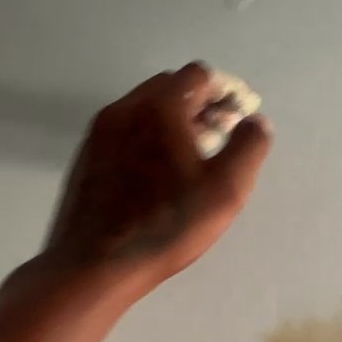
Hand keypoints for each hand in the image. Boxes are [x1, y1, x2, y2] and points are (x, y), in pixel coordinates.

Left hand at [39, 62, 271, 295]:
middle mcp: (126, 108)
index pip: (199, 76)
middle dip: (199, 104)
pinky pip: (126, 130)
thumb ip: (249, 145)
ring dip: (172, 120)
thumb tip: (254, 121)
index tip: (236, 120)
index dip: (225, 92)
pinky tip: (158, 175)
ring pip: (145, 108)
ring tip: (190, 158)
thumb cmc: (167, 223)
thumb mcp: (227, 188)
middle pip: (170, 86)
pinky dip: (147, 136)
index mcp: (161, 106)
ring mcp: (101, 132)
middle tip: (217, 137)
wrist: (93, 265)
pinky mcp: (87, 156)